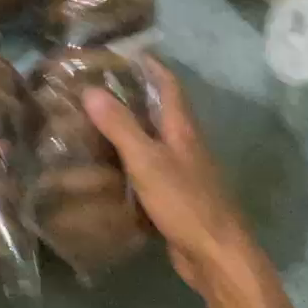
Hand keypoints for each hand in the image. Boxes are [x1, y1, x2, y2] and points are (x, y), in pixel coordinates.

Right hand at [83, 55, 258, 292]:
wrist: (216, 255)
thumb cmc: (184, 202)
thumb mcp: (147, 160)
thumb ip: (120, 126)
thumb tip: (91, 89)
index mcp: (182, 129)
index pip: (168, 85)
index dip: (150, 65)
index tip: (125, 51)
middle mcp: (185, 144)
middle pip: (161, 110)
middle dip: (134, 95)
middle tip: (98, 86)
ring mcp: (182, 172)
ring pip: (154, 140)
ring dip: (130, 128)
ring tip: (95, 121)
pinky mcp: (175, 197)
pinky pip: (149, 169)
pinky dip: (129, 161)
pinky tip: (108, 167)